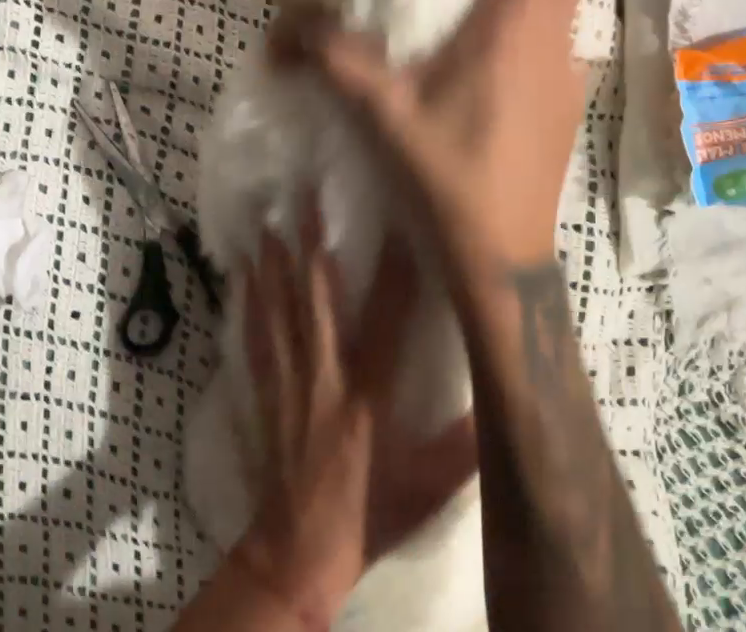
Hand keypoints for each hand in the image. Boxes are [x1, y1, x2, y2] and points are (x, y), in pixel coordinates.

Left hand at [231, 200, 480, 623]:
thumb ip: (466, 444)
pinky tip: (242, 275)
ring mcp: (285, 380)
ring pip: (278, 308)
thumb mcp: (430, 487)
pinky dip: (248, 301)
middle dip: (311, 244)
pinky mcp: (261, 390)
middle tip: (304, 197)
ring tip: (268, 220)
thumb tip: (502, 398)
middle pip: (316, 297)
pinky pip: (253, 336)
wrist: (298, 549)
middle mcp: (321, 375)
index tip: (400, 224)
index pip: (386, 318)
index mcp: (367, 395)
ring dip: (274, 263)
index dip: (395, 269)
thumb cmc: (370, 515)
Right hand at [278, 0, 590, 272]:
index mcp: (513, 27)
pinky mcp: (562, 97)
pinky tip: (491, 25)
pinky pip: (553, 27)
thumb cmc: (448, 176)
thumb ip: (333, 62)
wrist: (502, 253)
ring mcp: (564, 70)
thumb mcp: (381, 115)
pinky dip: (533, 2)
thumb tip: (281, 30)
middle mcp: (550, 37)